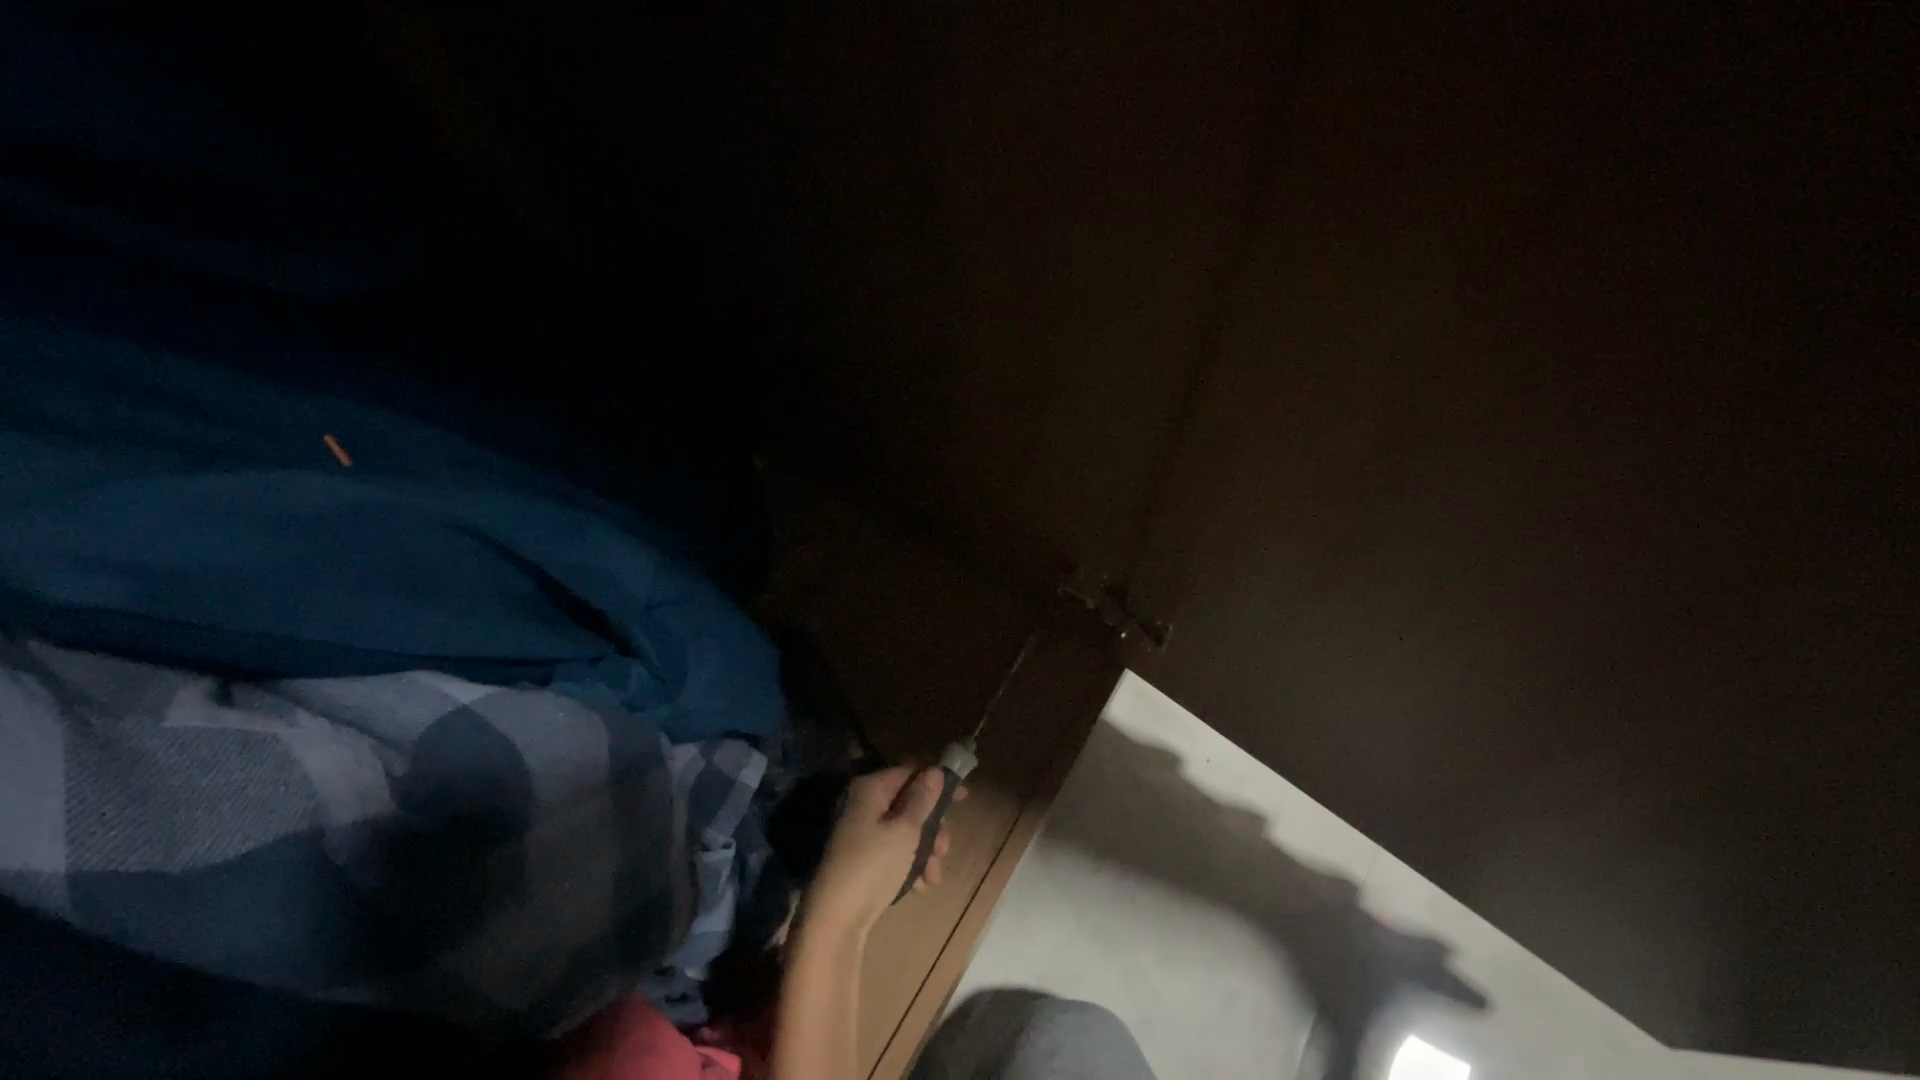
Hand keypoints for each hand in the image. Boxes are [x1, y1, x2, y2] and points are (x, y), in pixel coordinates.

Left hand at [801, 767, 961, 936]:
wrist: (836, 917)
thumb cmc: (874, 864)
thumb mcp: (905, 830)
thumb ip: (922, 799)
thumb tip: (935, 771)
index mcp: (870, 789)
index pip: (909, 773)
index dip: (937, 783)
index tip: (964, 797)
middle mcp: (864, 805)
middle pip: (909, 805)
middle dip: (932, 828)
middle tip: (944, 849)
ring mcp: (862, 833)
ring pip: (905, 832)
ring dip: (925, 851)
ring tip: (932, 876)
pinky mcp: (863, 859)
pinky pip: (894, 852)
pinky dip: (910, 865)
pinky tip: (920, 885)